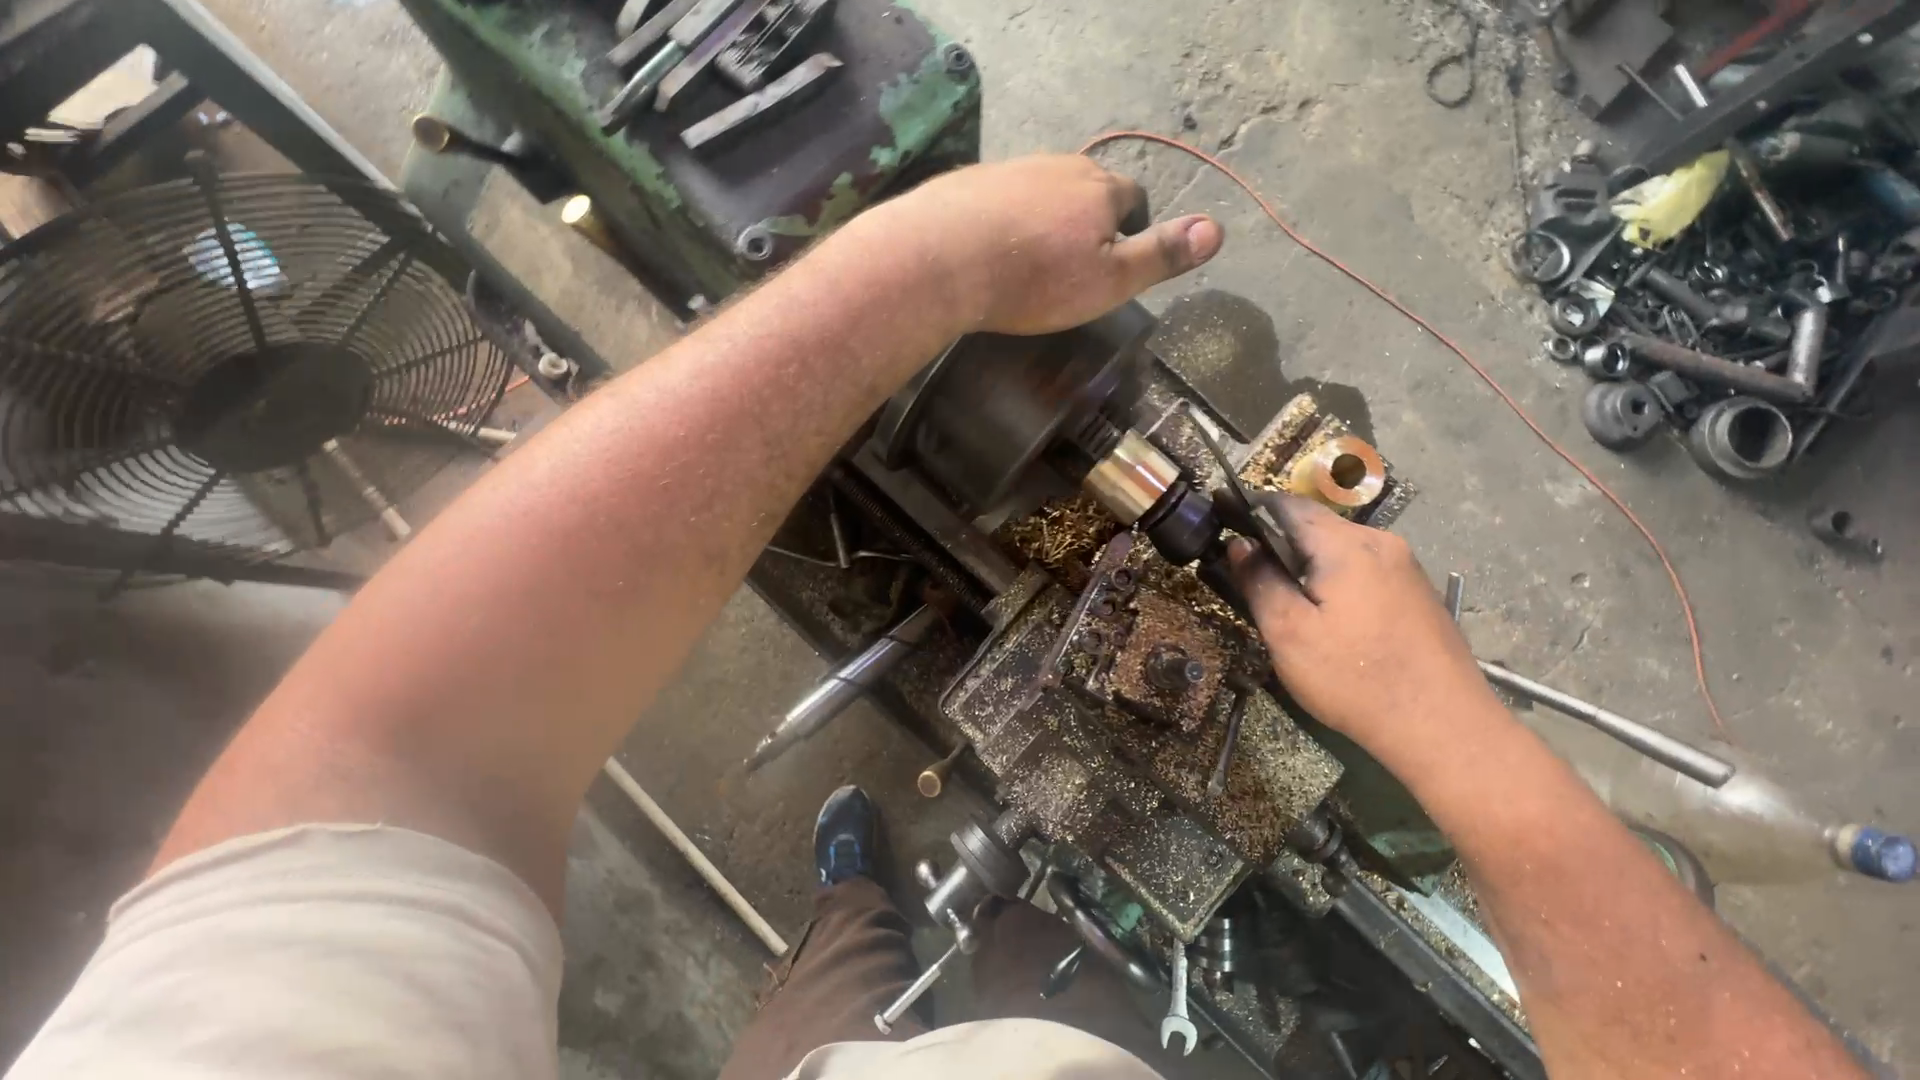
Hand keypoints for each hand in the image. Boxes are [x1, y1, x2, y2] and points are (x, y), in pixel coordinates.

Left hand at [859, 155, 1223, 335]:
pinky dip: (1000, 224)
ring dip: (1040, 223)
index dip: (1128, 230)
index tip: (1111, 265)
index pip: (1131, 198)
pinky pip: (997, 202)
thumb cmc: (1034, 279)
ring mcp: (1009, 170)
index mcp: (1099, 188)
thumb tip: (1218, 230)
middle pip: (1084, 191)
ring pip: (1038, 195)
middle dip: (1083, 223)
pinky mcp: (967, 183)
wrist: (940, 260)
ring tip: (1026, 266)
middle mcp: (1057, 166)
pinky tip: (987, 254)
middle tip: (1067, 270)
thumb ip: (1160, 254)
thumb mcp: (1110, 280)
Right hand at [1229, 496, 1499, 749]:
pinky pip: (1366, 571)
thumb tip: (1240, 544)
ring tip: (1291, 605)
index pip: (1288, 505)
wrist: (1443, 726)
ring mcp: (1406, 567)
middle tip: (1254, 581)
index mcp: (1346, 545)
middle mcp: (1382, 543)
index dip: (1252, 512)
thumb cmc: (1354, 679)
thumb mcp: (1289, 633)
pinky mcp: (1418, 593)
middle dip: (1282, 545)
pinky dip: (1339, 582)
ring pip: (1342, 550)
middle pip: (1318, 526)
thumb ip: (1260, 581)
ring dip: (1311, 566)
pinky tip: (1334, 621)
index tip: (1227, 531)